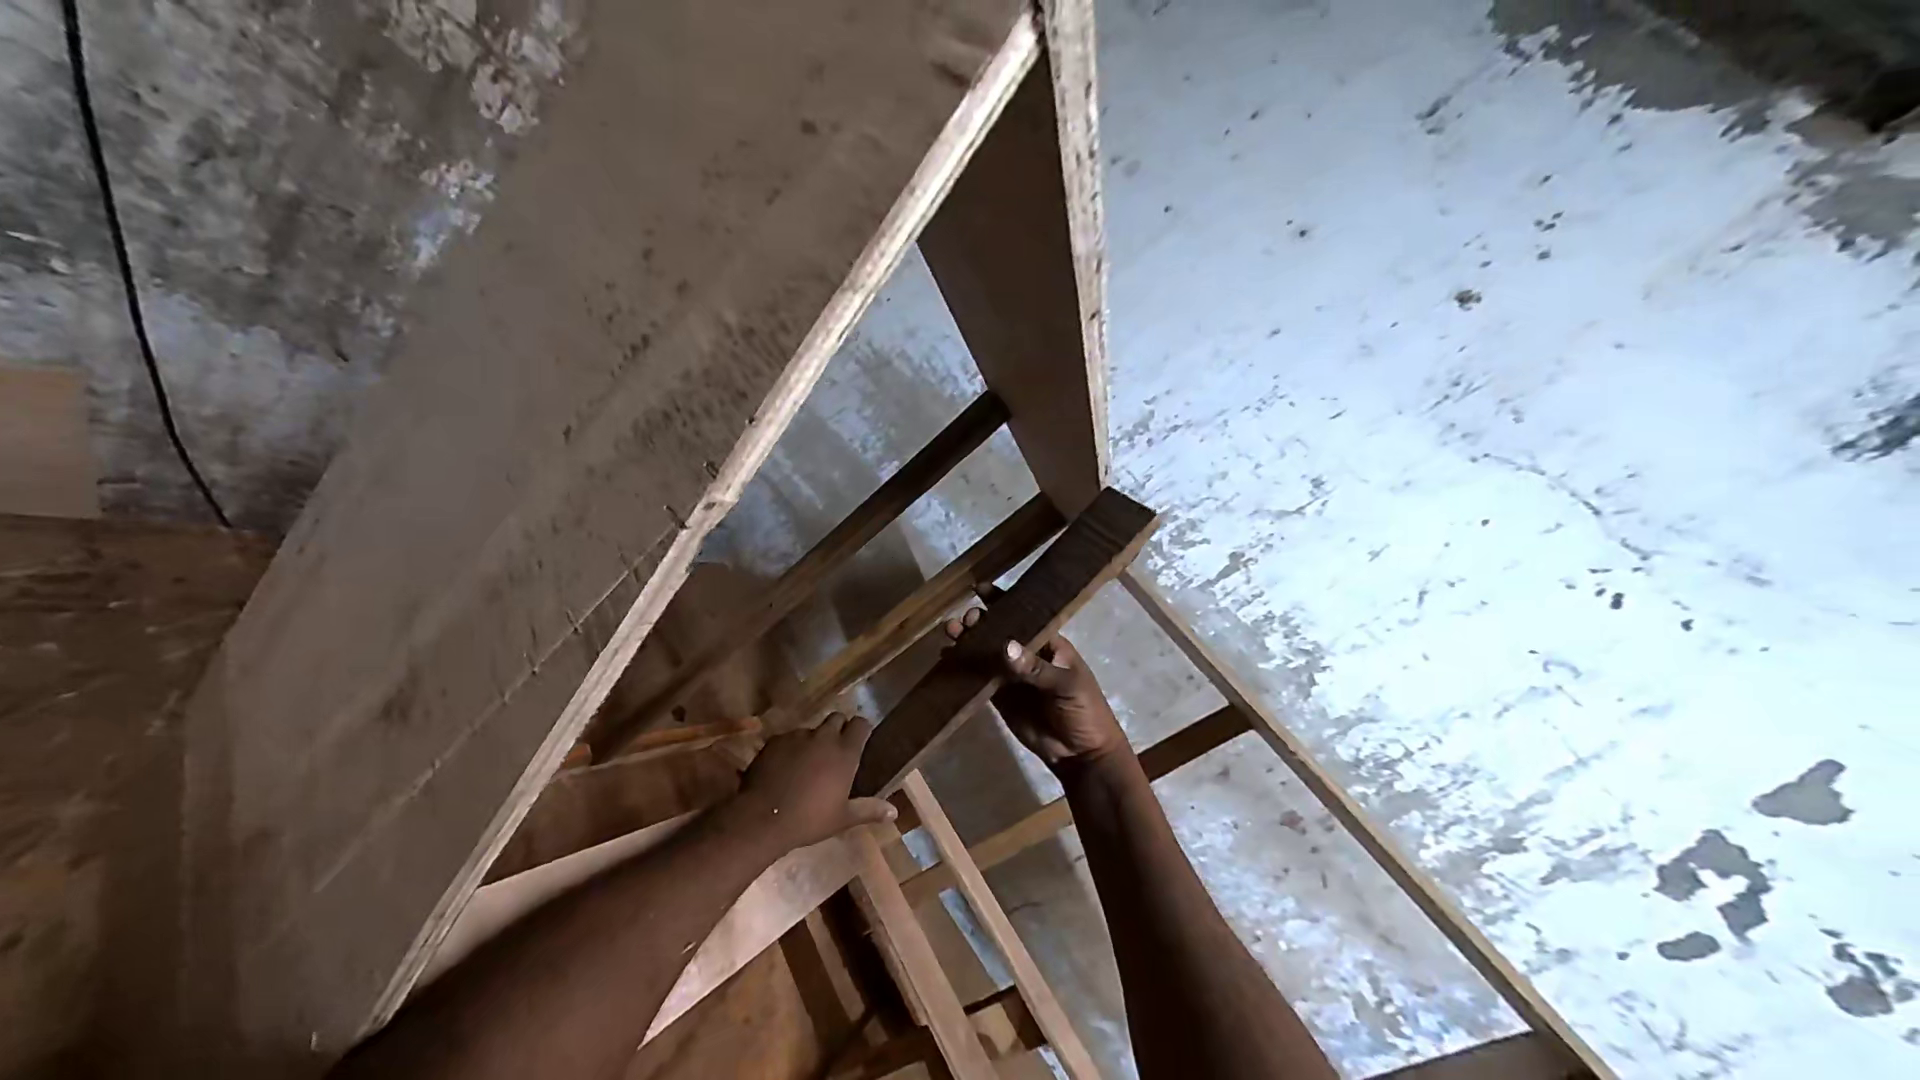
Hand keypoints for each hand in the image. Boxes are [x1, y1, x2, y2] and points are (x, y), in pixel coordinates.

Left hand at [736, 714, 895, 848]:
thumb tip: (894, 812)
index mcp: (845, 752)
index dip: (861, 729)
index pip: (861, 724)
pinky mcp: (775, 741)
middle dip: (838, 728)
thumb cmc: (809, 820)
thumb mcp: (843, 818)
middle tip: (835, 750)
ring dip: (813, 740)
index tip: (860, 740)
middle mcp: (824, 737)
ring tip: (806, 762)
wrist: (762, 818)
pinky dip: (790, 747)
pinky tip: (784, 767)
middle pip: (837, 718)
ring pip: (811, 729)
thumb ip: (869, 810)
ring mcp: (798, 736)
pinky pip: (788, 738)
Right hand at [943, 604, 1128, 773]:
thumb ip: (1035, 668)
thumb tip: (1005, 646)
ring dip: (967, 641)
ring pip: (985, 652)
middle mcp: (1027, 654)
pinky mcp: (1000, 696)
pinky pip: (979, 677)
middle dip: (980, 622)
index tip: (981, 588)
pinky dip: (962, 667)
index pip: (1025, 615)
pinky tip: (946, 659)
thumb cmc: (1084, 710)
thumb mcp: (1066, 685)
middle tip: (965, 623)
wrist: (1080, 754)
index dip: (1003, 600)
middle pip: (999, 631)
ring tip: (950, 633)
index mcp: (1049, 643)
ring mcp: (1012, 675)